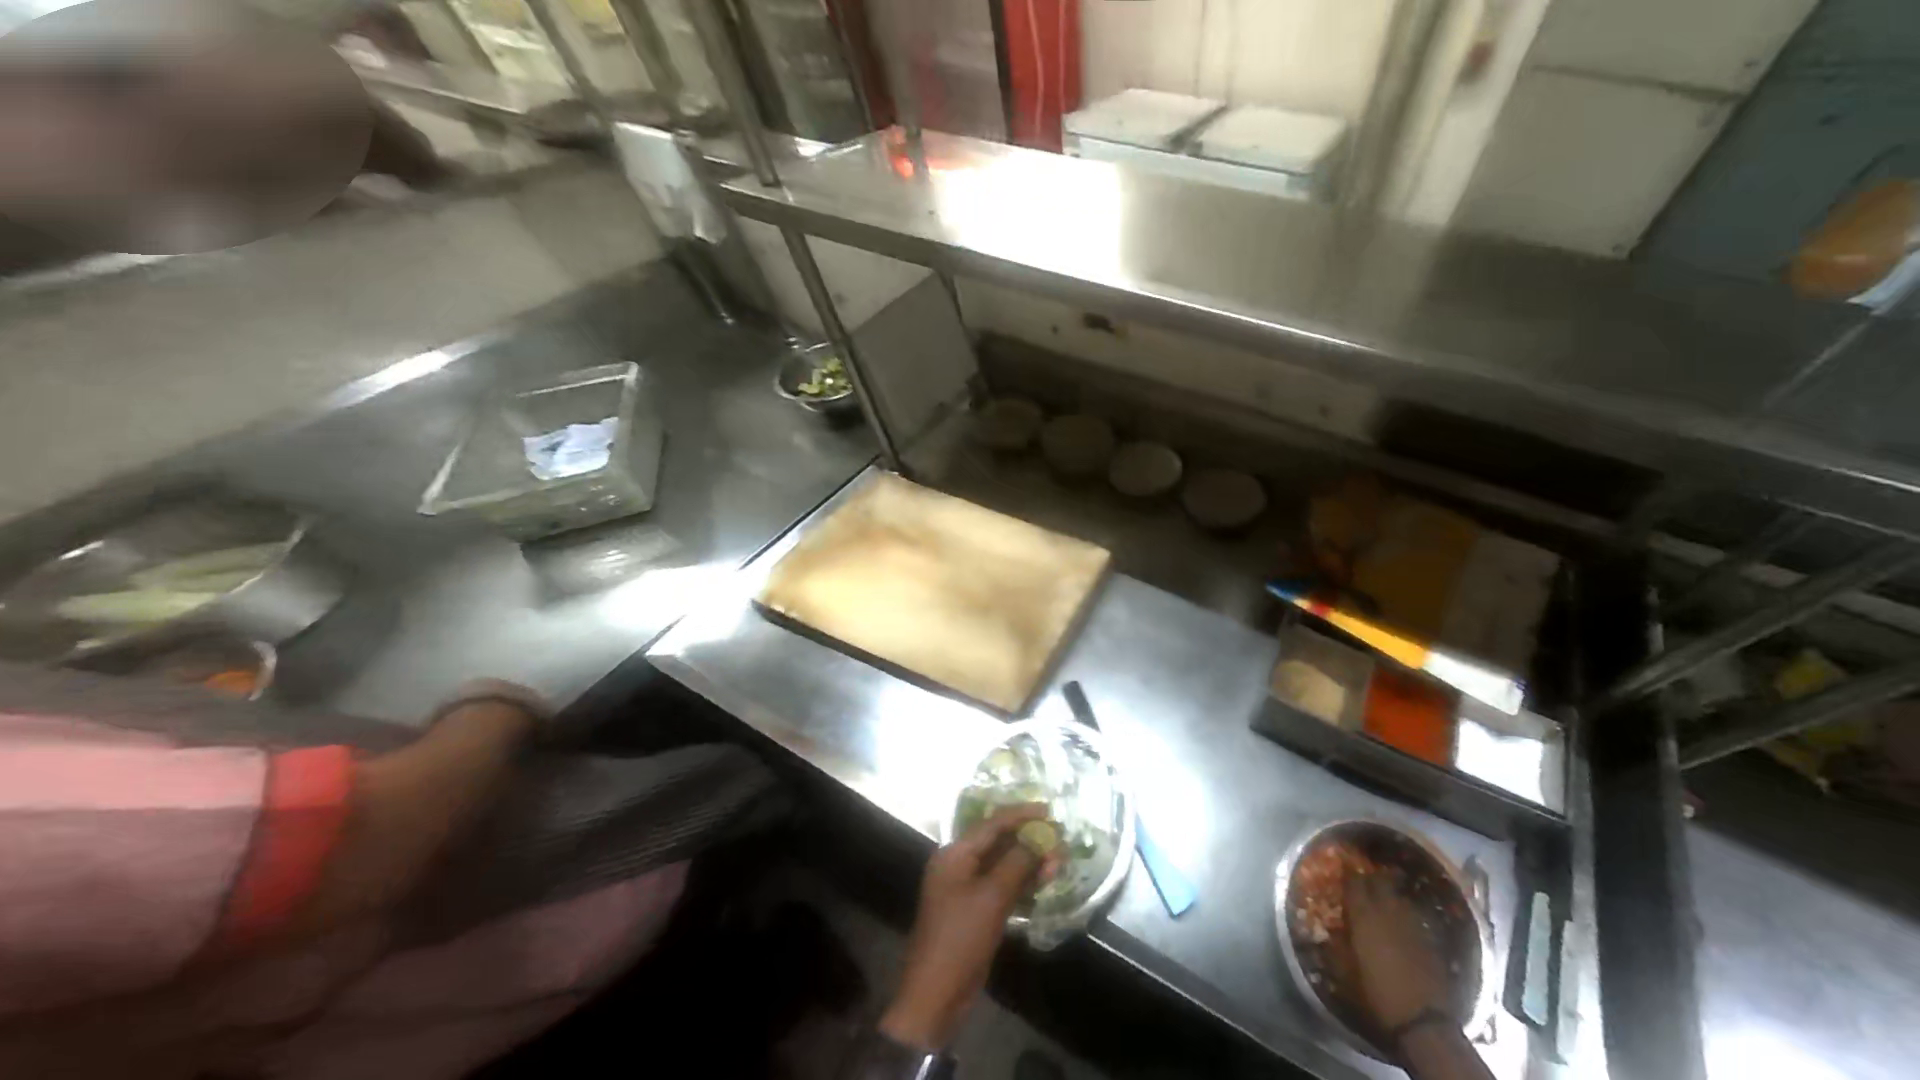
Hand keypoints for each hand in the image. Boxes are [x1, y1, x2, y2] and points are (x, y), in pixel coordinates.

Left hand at [880, 805, 1051, 1049]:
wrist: (936, 994)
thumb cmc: (960, 938)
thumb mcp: (991, 897)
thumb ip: (1017, 863)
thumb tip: (1040, 838)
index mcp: (955, 854)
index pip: (992, 823)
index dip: (1022, 815)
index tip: (1051, 811)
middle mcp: (959, 865)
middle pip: (998, 843)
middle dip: (1029, 840)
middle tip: (1060, 842)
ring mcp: (966, 889)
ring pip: (1003, 866)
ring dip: (1029, 862)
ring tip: (1058, 863)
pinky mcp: (976, 911)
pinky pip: (1002, 887)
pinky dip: (1022, 883)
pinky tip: (1044, 883)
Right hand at [1343, 872, 1454, 1033]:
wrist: (1422, 1021)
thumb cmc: (1377, 995)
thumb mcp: (1345, 971)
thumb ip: (1335, 946)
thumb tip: (1326, 931)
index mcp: (1364, 918)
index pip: (1355, 884)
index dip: (1349, 874)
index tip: (1344, 868)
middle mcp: (1388, 914)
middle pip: (1382, 882)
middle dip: (1374, 876)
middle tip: (1367, 875)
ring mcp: (1413, 927)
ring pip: (1401, 897)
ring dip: (1392, 892)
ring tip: (1386, 893)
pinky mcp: (1431, 942)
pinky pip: (1416, 917)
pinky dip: (1407, 913)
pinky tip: (1404, 920)